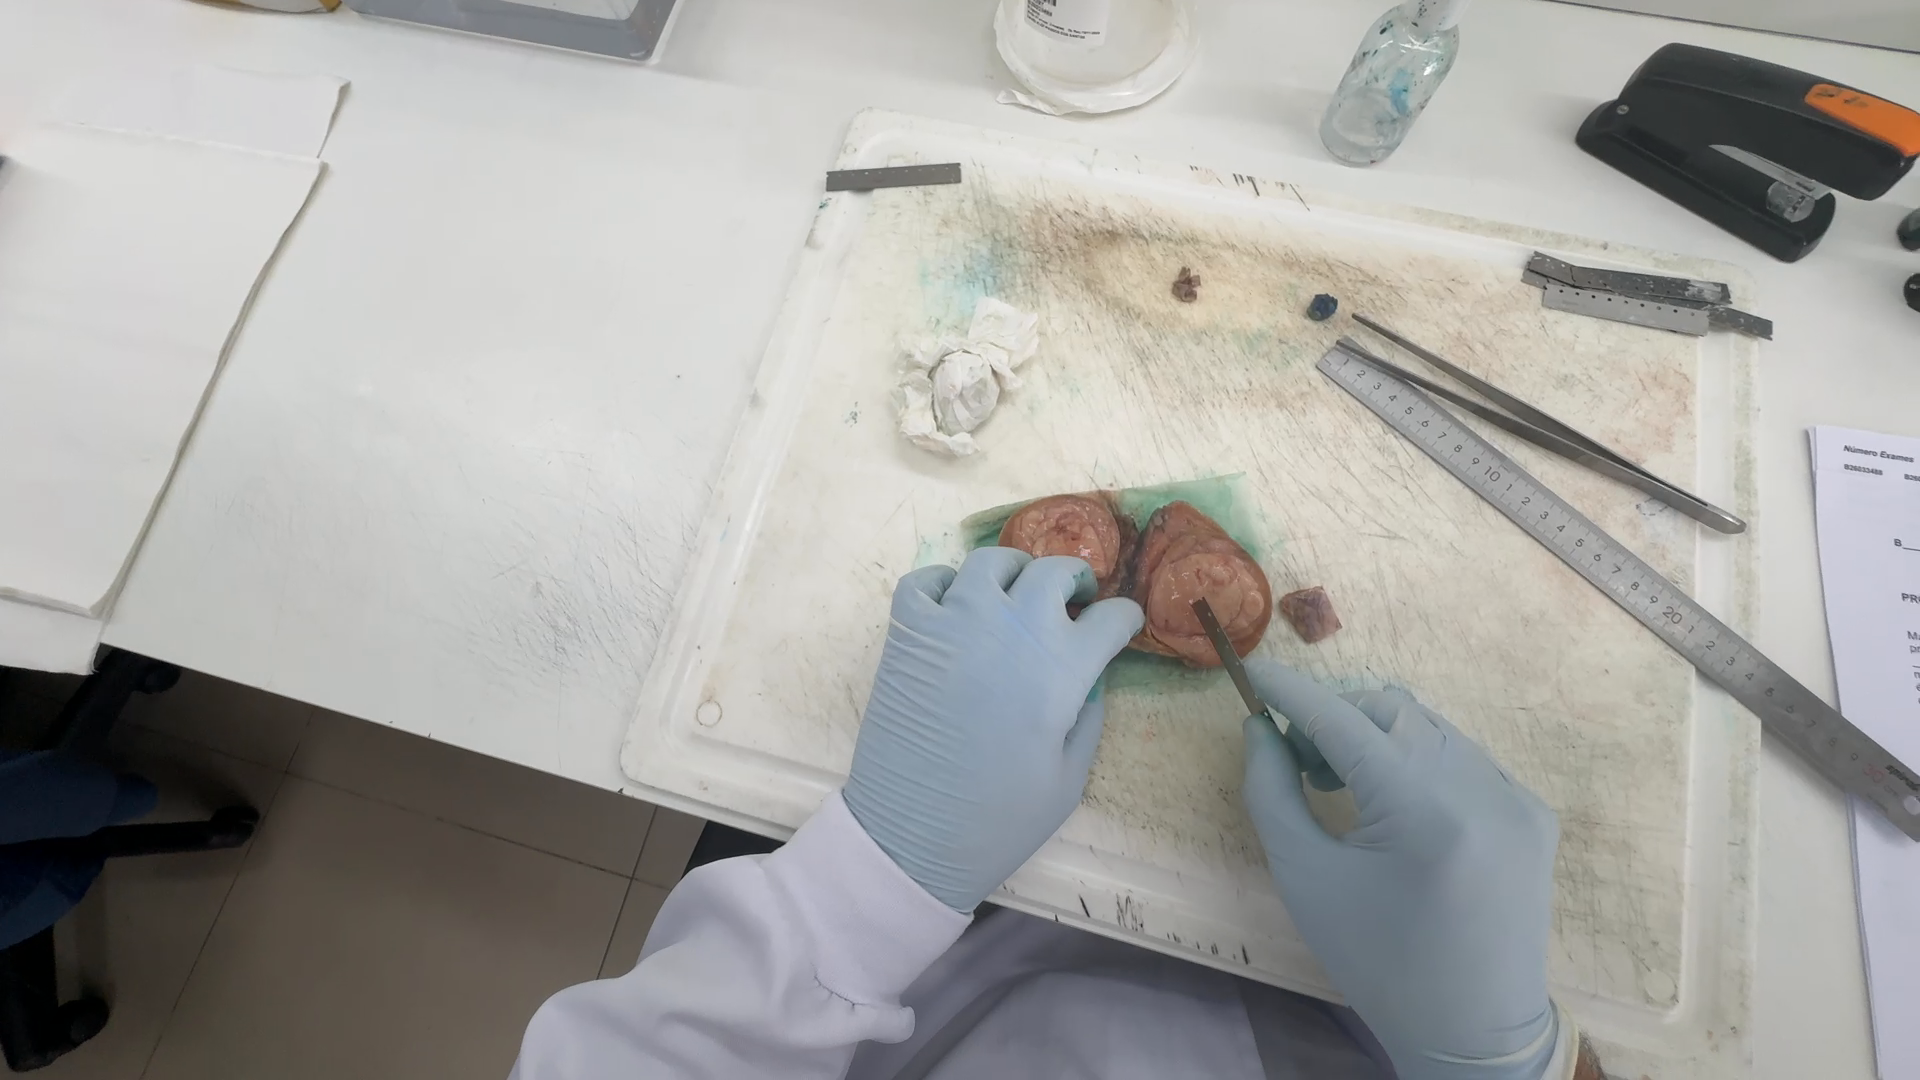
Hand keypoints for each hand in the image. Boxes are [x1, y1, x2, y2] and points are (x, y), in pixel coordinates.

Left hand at [842, 547, 1142, 912]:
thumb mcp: (1070, 777)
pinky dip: (943, 580)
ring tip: (1015, 592)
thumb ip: (1089, 713)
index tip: (1121, 622)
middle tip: (1072, 599)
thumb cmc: (999, 818)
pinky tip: (954, 603)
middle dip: (1073, 579)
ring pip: (991, 561)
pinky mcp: (908, 630)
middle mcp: (1011, 629)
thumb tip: (1093, 671)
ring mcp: (955, 620)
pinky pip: (925, 579)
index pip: (1110, 618)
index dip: (1123, 618)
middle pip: (1053, 572)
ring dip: (1013, 570)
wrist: (912, 835)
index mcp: (1061, 668)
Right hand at [1241, 660, 1560, 1079]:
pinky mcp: (1530, 812)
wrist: (1474, 1034)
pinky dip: (1411, 755)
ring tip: (1346, 784)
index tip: (1251, 670)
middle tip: (1302, 763)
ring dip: (1370, 733)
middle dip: (1331, 717)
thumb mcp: (1301, 872)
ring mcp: (1514, 798)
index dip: (1290, 691)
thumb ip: (1270, 788)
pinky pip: (1456, 751)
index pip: (1340, 720)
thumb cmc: (1373, 956)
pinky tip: (1395, 802)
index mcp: (1422, 810)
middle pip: (1385, 707)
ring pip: (1421, 723)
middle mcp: (1479, 789)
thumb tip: (1259, 726)